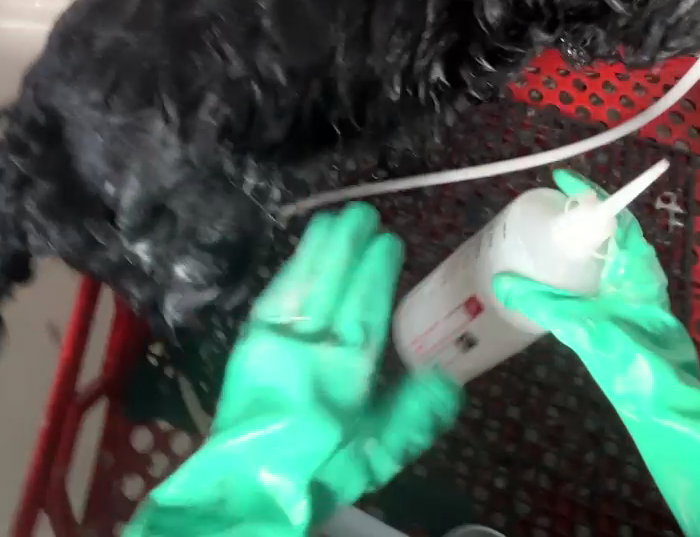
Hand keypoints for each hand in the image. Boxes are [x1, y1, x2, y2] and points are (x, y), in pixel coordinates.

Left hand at [129, 204, 460, 535]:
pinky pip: (276, 294)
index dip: (377, 269)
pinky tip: (302, 251)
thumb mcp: (379, 452)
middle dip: (349, 244)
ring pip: (305, 279)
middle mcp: (312, 344)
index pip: (366, 304)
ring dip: (321, 246)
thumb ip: (415, 415)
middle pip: (334, 282)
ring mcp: (279, 337)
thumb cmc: (323, 467)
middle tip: (364, 212)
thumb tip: (448, 377)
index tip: (390, 239)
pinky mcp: (251, 338)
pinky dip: (292, 268)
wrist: (253, 486)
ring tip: (335, 217)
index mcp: (347, 369)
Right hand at [493, 170, 699, 536]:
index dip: (588, 192)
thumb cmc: (629, 356)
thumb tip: (501, 282)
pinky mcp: (636, 310)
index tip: (561, 180)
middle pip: (614, 229)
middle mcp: (642, 271)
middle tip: (551, 209)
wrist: (666, 404)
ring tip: (554, 237)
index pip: (614, 214)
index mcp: (634, 264)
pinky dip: (590, 264)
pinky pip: (611, 273)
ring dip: (589, 240)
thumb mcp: (577, 325)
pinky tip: (567, 277)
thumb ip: (539, 301)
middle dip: (585, 214)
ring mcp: (642, 292)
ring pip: (614, 252)